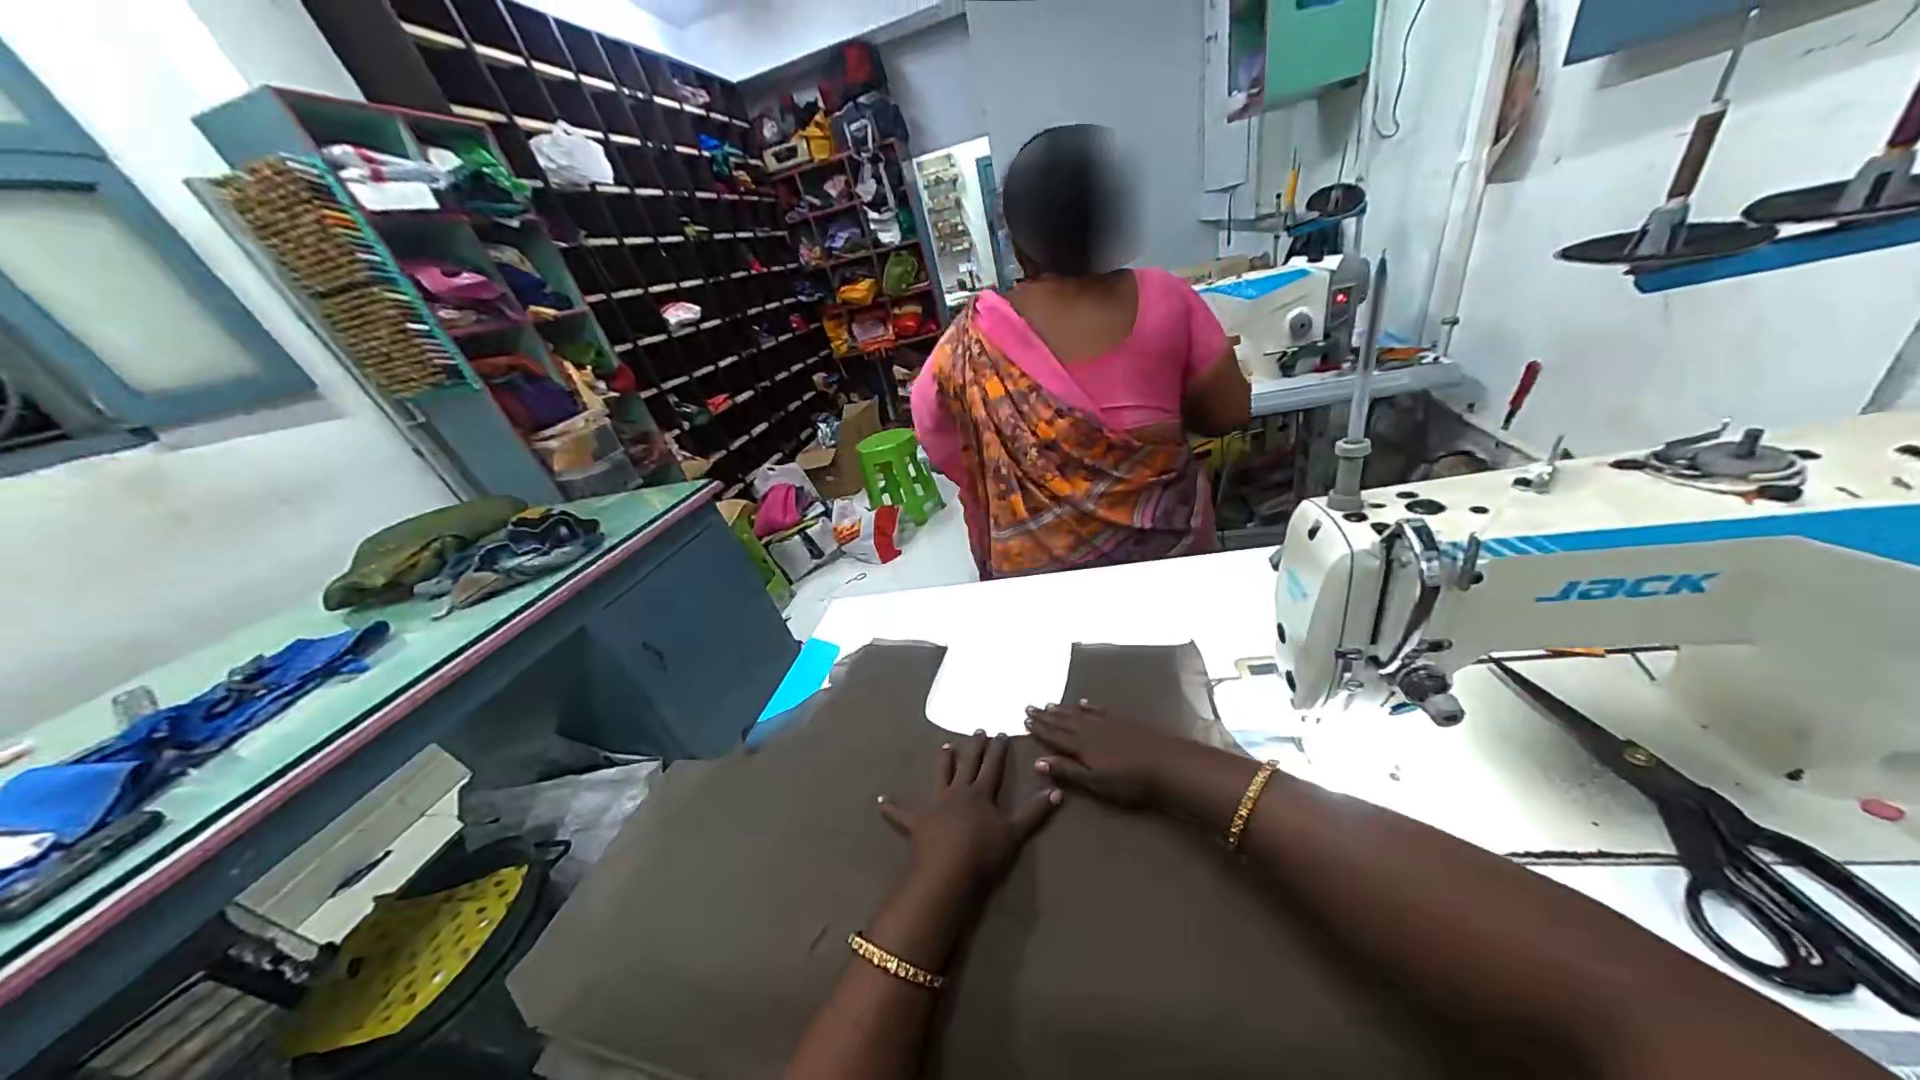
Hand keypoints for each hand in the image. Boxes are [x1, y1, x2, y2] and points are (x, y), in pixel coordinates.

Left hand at [878, 732, 1060, 885]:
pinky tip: (881, 800)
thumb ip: (1035, 811)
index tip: (1000, 732)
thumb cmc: (984, 851)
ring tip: (944, 746)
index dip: (997, 749)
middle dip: (974, 747)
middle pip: (968, 764)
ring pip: (940, 776)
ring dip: (943, 761)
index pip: (992, 765)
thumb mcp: (1015, 832)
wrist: (949, 869)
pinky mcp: (917, 821)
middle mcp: (958, 791)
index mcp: (981, 792)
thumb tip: (1058, 790)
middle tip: (977, 731)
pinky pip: (902, 813)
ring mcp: (936, 804)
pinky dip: (892, 807)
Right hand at [1024, 701, 1215, 806]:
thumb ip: (1068, 771)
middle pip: (1063, 721)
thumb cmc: (1128, 780)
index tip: (1024, 720)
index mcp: (1080, 746)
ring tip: (1049, 704)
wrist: (1165, 761)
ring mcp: (1107, 723)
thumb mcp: (1095, 782)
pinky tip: (1082, 702)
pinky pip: (1098, 710)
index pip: (1054, 736)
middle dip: (1045, 716)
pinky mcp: (1122, 720)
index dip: (1039, 728)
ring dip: (1062, 709)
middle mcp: (1089, 730)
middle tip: (1029, 707)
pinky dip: (1087, 706)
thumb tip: (1038, 762)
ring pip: (1078, 713)